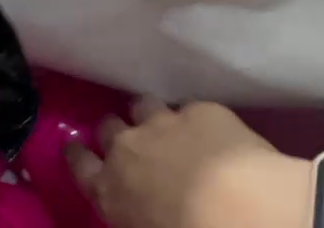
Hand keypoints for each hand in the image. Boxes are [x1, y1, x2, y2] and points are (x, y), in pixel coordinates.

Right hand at [65, 98, 310, 227]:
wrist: (248, 215)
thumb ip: (137, 221)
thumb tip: (143, 217)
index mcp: (111, 190)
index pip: (80, 165)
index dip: (77, 155)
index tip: (76, 148)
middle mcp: (128, 148)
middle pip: (109, 128)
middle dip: (119, 135)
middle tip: (138, 150)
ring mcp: (164, 124)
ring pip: (146, 107)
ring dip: (155, 119)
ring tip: (175, 135)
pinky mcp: (204, 113)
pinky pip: (195, 111)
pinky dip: (203, 124)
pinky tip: (220, 139)